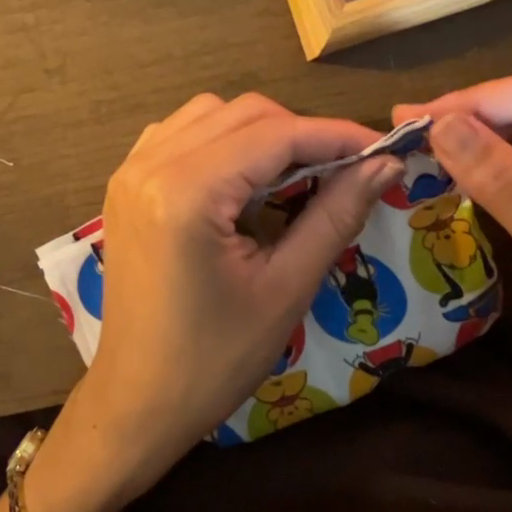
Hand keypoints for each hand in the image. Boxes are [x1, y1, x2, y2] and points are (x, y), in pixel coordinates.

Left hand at [25, 95, 398, 511]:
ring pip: (211, 114)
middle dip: (300, 134)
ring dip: (259, 133)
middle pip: (244, 112)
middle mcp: (151, 165)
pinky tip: (242, 180)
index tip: (385, 150)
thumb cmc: (215, 358)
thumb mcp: (286, 288)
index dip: (337, 135)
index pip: (275, 134)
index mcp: (187, 192)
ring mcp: (131, 171)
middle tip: (344, 172)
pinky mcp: (125, 184)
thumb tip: (385, 164)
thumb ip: (335, 215)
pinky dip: (220, 141)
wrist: (139, 399)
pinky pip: (180, 133)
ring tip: (295, 178)